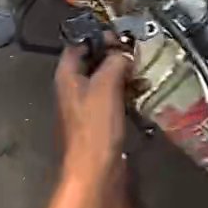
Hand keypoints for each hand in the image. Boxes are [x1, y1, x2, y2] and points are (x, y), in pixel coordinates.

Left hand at [54, 46, 128, 183]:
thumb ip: (114, 62)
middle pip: (91, 61)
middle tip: (134, 52)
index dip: (97, 36)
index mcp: (66, 75)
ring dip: (120, 73)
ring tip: (141, 69)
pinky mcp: (98, 121)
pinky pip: (111, 98)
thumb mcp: (106, 86)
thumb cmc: (95, 127)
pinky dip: (124, 92)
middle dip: (112, 54)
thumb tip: (124, 53)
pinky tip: (140, 92)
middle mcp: (71, 88)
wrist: (96, 171)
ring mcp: (84, 105)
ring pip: (102, 80)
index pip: (78, 44)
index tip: (119, 36)